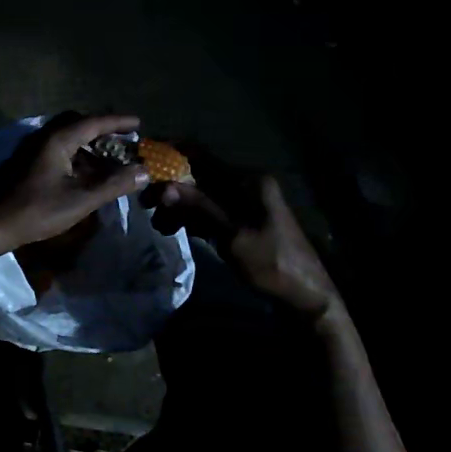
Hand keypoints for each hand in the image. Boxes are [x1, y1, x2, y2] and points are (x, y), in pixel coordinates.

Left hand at [0, 114, 150, 252]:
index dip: (118, 122)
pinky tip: (84, 174)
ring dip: (89, 144)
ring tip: (109, 160)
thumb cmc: (36, 210)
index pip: (94, 122)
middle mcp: (43, 137)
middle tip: (122, 141)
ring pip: (66, 137)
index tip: (139, 124)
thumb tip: (144, 171)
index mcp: (57, 139)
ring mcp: (31, 149)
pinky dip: (76, 155)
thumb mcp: (80, 200)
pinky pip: (57, 149)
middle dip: (102, 130)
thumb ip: (114, 184)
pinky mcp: (25, 163)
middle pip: (77, 123)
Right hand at [148, 170, 342, 319]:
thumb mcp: (233, 237)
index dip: (172, 156)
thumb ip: (200, 209)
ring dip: (180, 206)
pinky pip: (212, 212)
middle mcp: (247, 184)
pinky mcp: (243, 222)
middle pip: (201, 177)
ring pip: (204, 196)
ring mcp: (246, 203)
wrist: (306, 295)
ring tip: (158, 226)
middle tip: (145, 205)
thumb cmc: (273, 263)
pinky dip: (193, 218)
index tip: (144, 161)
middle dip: (172, 188)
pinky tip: (174, 230)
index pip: (203, 156)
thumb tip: (166, 186)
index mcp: (249, 180)